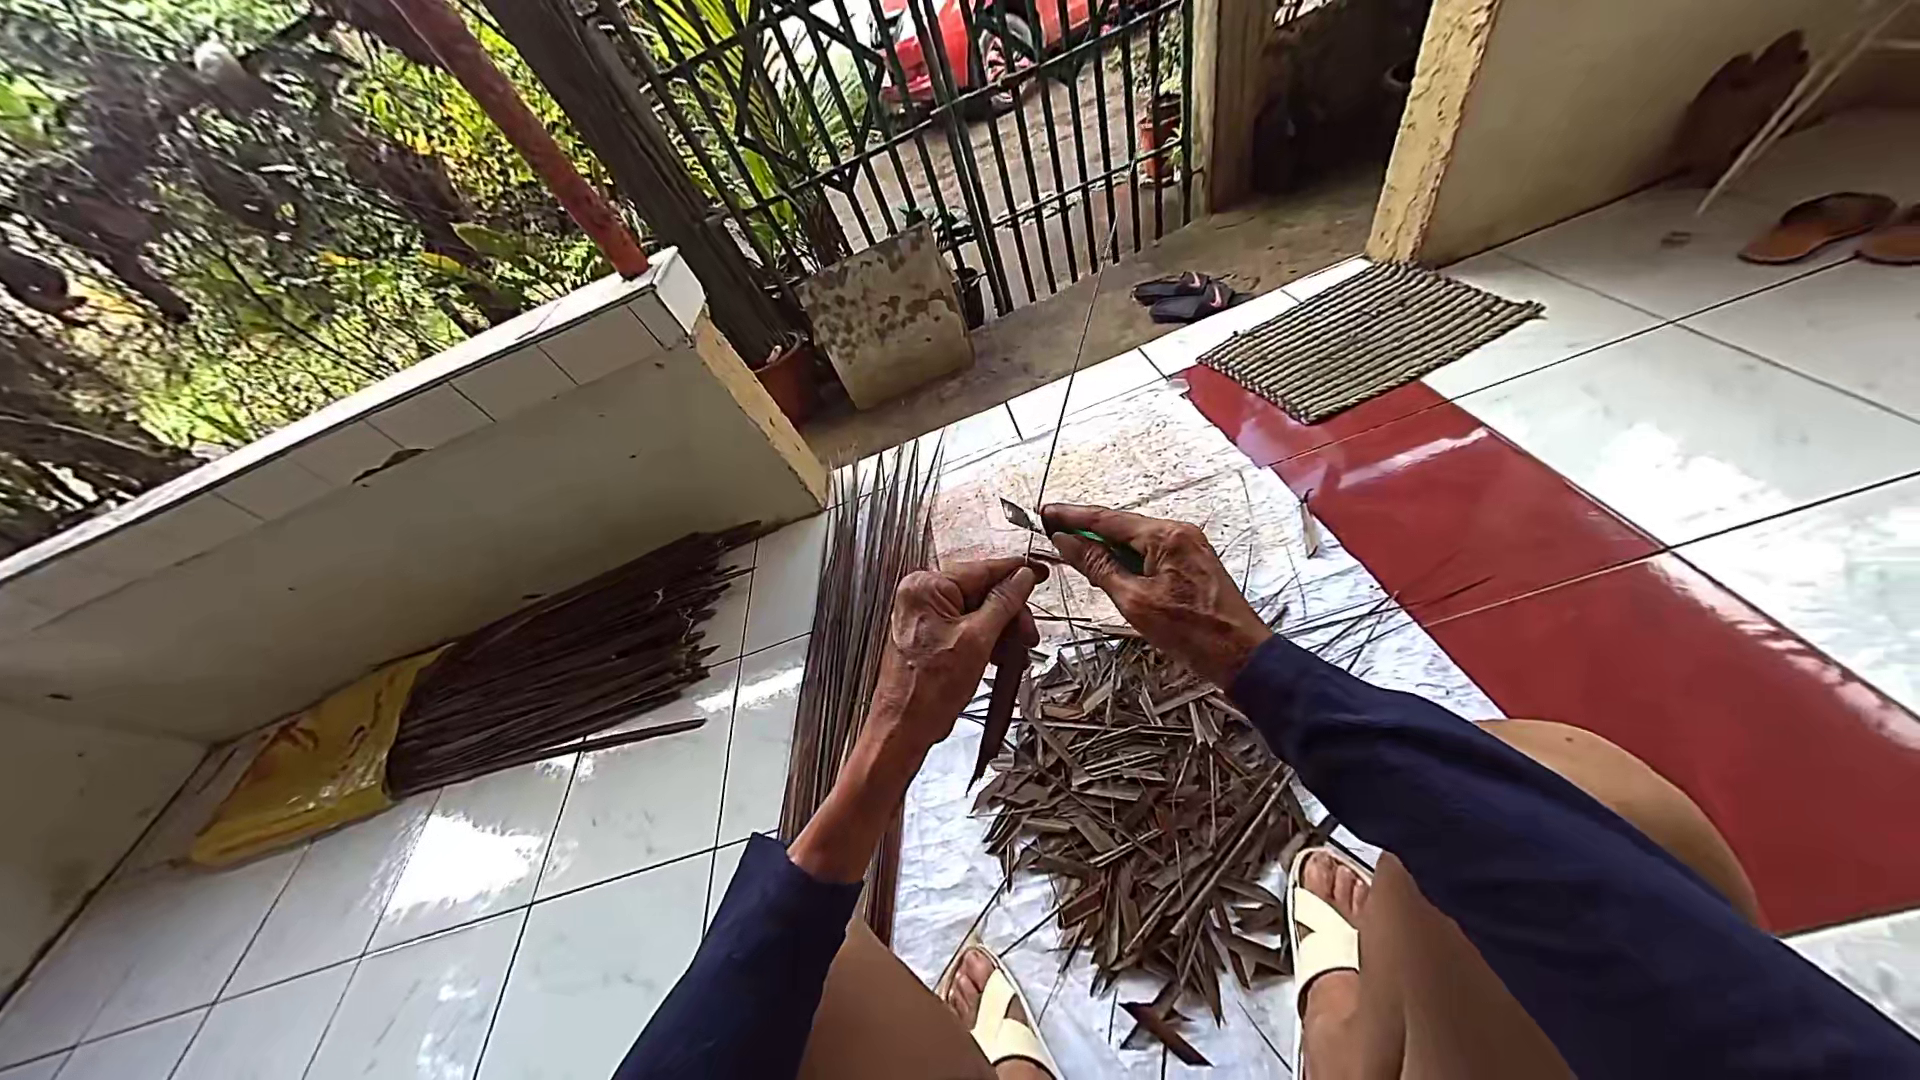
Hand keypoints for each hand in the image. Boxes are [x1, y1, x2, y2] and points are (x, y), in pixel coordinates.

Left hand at [790, 557, 1041, 883]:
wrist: (904, 727)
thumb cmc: (928, 690)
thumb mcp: (978, 640)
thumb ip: (1003, 603)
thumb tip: (1021, 577)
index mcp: (927, 587)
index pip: (982, 568)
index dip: (1017, 571)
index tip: (1040, 571)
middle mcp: (922, 594)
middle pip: (982, 590)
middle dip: (1010, 613)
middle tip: (1028, 634)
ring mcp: (924, 614)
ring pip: (978, 610)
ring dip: (1002, 630)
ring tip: (1015, 652)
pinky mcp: (930, 633)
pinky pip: (967, 625)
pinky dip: (987, 639)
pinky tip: (1000, 656)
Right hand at [1043, 504, 1271, 686]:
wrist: (1241, 656)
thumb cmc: (1192, 632)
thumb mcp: (1133, 600)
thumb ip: (1098, 566)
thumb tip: (1067, 542)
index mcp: (1166, 536)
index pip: (1107, 519)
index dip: (1072, 517)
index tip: (1046, 513)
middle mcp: (1178, 532)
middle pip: (1120, 526)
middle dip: (1086, 531)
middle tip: (1053, 533)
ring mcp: (1187, 546)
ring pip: (1134, 540)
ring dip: (1105, 547)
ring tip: (1074, 553)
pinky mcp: (1190, 562)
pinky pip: (1149, 552)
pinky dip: (1125, 559)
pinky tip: (1108, 568)